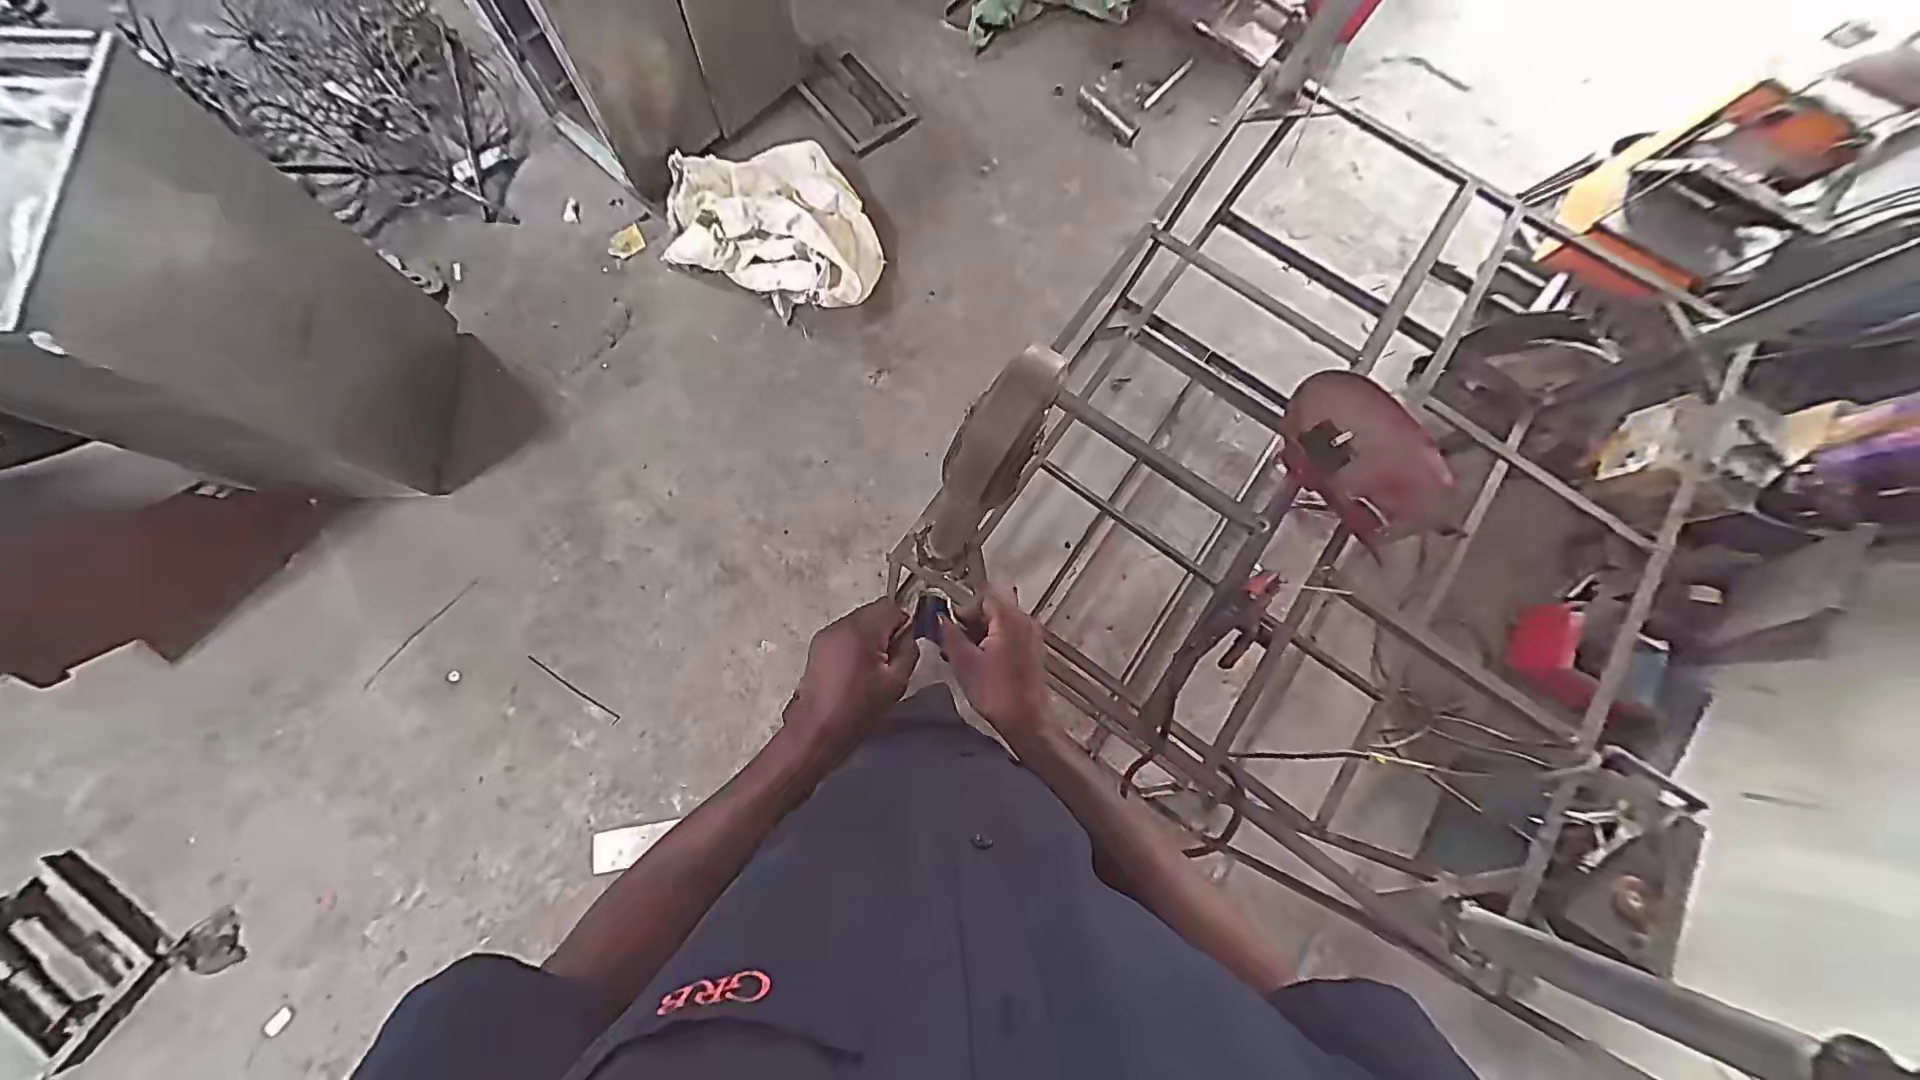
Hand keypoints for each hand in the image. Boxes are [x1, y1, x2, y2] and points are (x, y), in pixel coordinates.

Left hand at [782, 597, 917, 751]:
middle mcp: (841, 624)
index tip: (902, 648)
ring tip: (871, 668)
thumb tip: (909, 632)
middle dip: (886, 630)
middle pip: (874, 611)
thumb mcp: (897, 681)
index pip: (891, 606)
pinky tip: (855, 670)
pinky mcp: (818, 646)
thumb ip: (908, 649)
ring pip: (860, 622)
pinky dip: (856, 644)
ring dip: (871, 637)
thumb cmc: (859, 707)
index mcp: (862, 629)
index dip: (903, 624)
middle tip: (888, 661)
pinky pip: (846, 634)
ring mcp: (826, 634)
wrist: (817, 729)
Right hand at [939, 584, 1049, 741]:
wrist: (1026, 721)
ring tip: (967, 656)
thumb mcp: (963, 662)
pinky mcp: (1032, 650)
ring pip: (1001, 620)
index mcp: (1009, 618)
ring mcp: (1032, 635)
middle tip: (956, 642)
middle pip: (994, 606)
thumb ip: (949, 633)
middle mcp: (1025, 621)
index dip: (966, 608)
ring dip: (982, 632)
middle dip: (972, 621)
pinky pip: (1010, 634)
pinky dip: (994, 641)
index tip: (954, 626)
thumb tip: (940, 618)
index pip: (985, 594)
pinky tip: (982, 663)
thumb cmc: (996, 693)